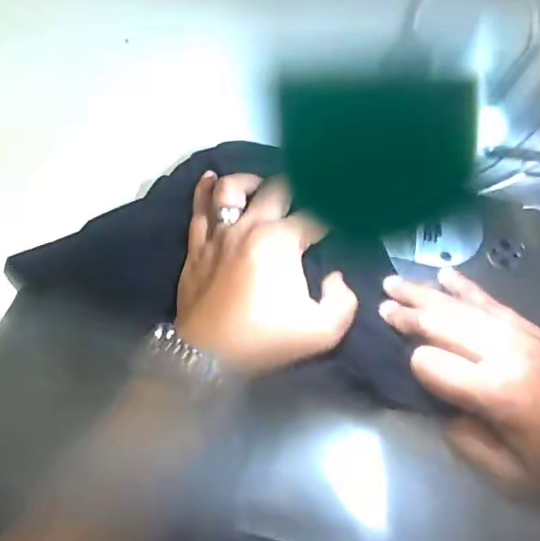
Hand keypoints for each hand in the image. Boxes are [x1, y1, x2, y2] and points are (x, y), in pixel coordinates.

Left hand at [175, 171, 358, 376]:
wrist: (205, 361)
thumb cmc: (266, 341)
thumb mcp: (322, 331)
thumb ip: (342, 300)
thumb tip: (334, 277)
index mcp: (282, 240)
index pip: (315, 216)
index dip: (334, 214)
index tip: (343, 215)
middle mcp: (250, 227)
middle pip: (276, 190)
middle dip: (298, 185)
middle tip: (309, 191)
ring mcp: (219, 234)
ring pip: (231, 189)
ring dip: (250, 181)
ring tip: (261, 185)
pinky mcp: (196, 247)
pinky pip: (198, 209)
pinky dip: (205, 190)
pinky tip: (210, 179)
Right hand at [381, 267, 539, 522]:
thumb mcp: (518, 480)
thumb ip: (469, 444)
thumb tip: (445, 412)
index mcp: (497, 392)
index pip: (432, 366)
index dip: (413, 367)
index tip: (401, 373)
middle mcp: (507, 350)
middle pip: (445, 322)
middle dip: (408, 312)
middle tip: (377, 299)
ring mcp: (526, 333)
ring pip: (465, 305)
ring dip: (428, 292)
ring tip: (396, 280)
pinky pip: (495, 302)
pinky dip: (467, 288)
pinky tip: (450, 276)